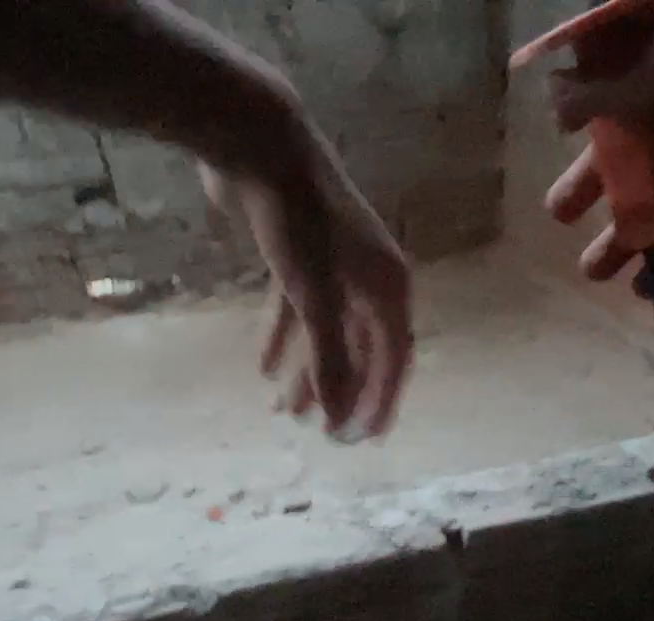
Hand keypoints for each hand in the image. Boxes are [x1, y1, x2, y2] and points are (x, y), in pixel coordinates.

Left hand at [200, 124, 412, 440]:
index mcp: (389, 289)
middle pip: (360, 351)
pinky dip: (283, 339)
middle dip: (339, 393)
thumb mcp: (318, 300)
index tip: (361, 440)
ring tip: (284, 412)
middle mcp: (370, 280)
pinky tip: (263, 368)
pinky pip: (298, 311)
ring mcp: (336, 267)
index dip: (380, 402)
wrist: (259, 146)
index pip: (395, 360)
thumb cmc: (299, 226)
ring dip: (308, 373)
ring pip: (327, 334)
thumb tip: (343, 421)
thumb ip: (331, 362)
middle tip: (320, 432)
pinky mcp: (301, 257)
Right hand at [542, 0, 653, 282]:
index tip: (552, 129)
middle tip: (559, 215)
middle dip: (597, 174)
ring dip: (630, 224)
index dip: (583, 90)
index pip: (618, 50)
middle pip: (634, 126)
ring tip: (592, 270)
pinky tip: (649, 286)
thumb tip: (559, 101)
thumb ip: (638, 71)